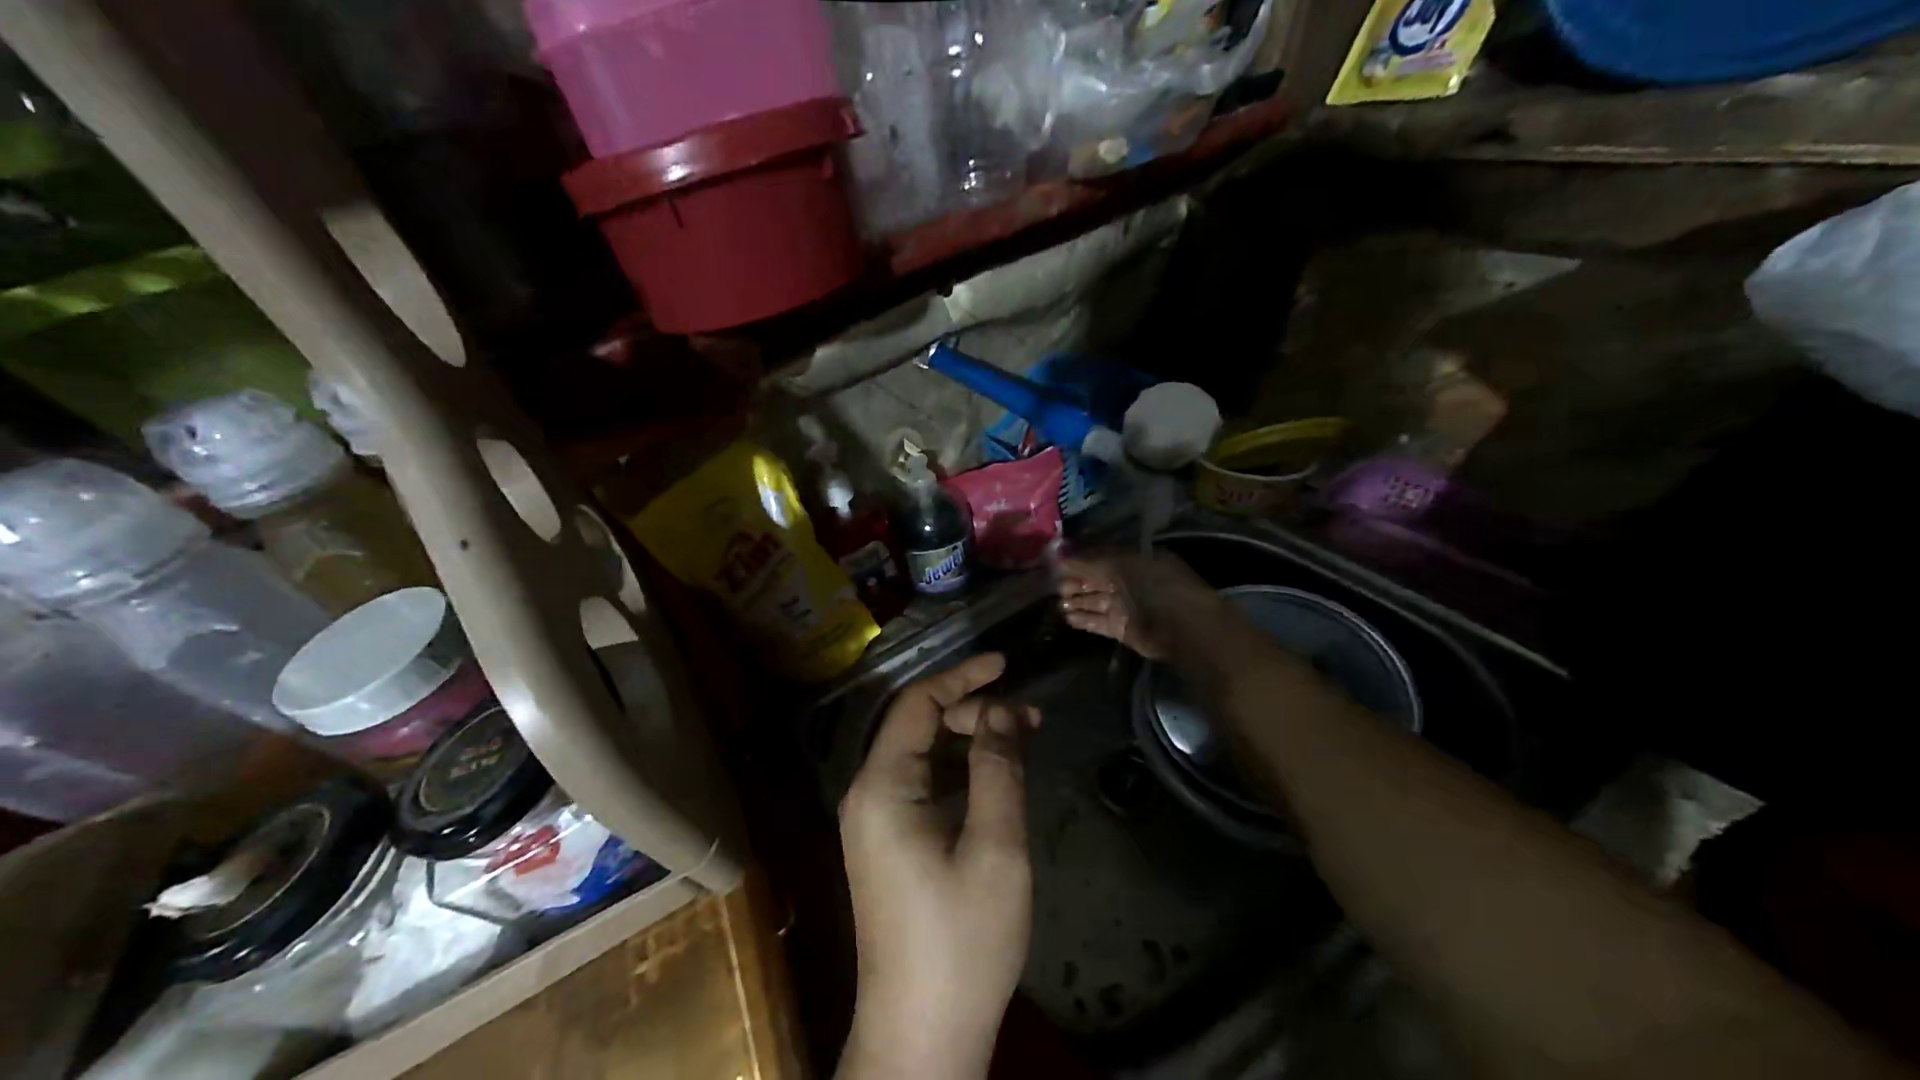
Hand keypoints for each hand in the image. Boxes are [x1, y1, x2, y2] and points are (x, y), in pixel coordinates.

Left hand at [837, 653, 1039, 1079]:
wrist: (922, 1031)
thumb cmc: (962, 938)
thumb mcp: (995, 847)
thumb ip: (999, 769)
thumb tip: (1005, 712)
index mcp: (882, 787)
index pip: (917, 704)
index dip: (962, 677)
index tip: (1005, 663)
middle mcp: (868, 795)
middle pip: (918, 727)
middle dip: (973, 712)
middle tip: (1029, 721)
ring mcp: (874, 822)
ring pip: (923, 757)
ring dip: (969, 741)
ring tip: (1023, 740)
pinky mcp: (888, 844)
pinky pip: (923, 786)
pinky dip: (959, 773)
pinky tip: (997, 778)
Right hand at [1057, 554, 1229, 660]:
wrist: (1184, 627)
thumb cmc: (1156, 586)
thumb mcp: (1122, 564)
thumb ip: (1089, 562)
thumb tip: (1061, 558)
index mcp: (1134, 560)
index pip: (1101, 557)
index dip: (1080, 560)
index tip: (1057, 564)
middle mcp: (1130, 582)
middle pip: (1096, 580)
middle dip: (1075, 582)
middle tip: (1055, 586)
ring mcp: (1127, 607)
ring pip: (1095, 601)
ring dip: (1076, 601)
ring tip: (1059, 603)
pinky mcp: (1123, 629)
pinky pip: (1098, 622)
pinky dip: (1083, 620)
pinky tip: (1067, 618)